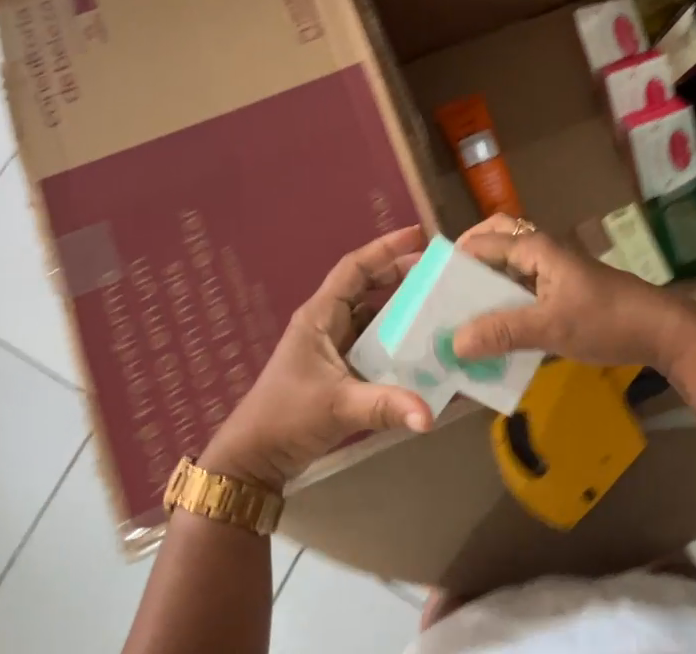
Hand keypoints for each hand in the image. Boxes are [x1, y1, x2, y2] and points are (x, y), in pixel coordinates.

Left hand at [201, 226, 434, 490]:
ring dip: (402, 309)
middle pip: (367, 286)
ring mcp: (334, 347)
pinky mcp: (340, 370)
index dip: (385, 249)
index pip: (354, 268)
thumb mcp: (338, 408)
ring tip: (440, 306)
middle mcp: (327, 324)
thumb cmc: (286, 419)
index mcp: (319, 316)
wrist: (255, 459)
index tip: (419, 235)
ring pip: (373, 316)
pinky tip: (424, 350)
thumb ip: (385, 407)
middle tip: (440, 274)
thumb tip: (430, 416)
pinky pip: (374, 345)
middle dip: (401, 275)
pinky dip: (397, 342)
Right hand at [449, 213, 695, 372]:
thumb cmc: (605, 319)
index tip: (425, 285)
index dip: (452, 260)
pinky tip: (493, 331)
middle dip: (467, 262)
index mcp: (535, 248)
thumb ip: (502, 332)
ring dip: (485, 285)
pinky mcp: (561, 292)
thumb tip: (454, 342)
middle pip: (495, 243)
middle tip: (444, 292)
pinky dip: (503, 301)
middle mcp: (540, 252)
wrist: (660, 331)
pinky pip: (522, 289)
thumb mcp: (550, 327)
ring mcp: (552, 272)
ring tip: (459, 313)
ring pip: (508, 268)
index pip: (481, 243)